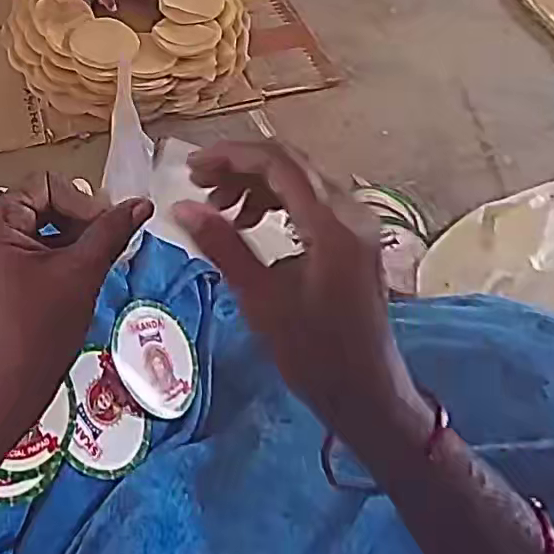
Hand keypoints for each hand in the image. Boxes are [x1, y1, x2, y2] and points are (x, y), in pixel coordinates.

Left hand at [0, 175, 152, 399]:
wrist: (19, 382)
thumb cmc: (44, 326)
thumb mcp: (83, 271)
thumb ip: (112, 231)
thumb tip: (142, 203)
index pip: (46, 184)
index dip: (79, 202)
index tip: (104, 228)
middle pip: (48, 199)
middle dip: (81, 218)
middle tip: (106, 243)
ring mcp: (0, 247)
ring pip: (50, 219)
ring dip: (79, 233)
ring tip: (100, 257)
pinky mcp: (11, 265)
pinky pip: (46, 240)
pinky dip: (70, 247)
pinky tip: (89, 265)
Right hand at [171, 141, 418, 441]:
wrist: (371, 398)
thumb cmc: (317, 356)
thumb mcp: (262, 301)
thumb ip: (223, 246)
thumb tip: (181, 207)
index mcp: (332, 225)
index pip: (277, 163)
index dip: (230, 156)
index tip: (191, 166)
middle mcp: (349, 212)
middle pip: (288, 162)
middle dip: (237, 165)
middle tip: (197, 181)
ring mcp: (354, 222)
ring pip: (295, 177)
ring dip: (252, 182)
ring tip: (215, 205)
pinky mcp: (350, 236)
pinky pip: (306, 198)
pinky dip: (271, 199)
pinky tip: (245, 220)